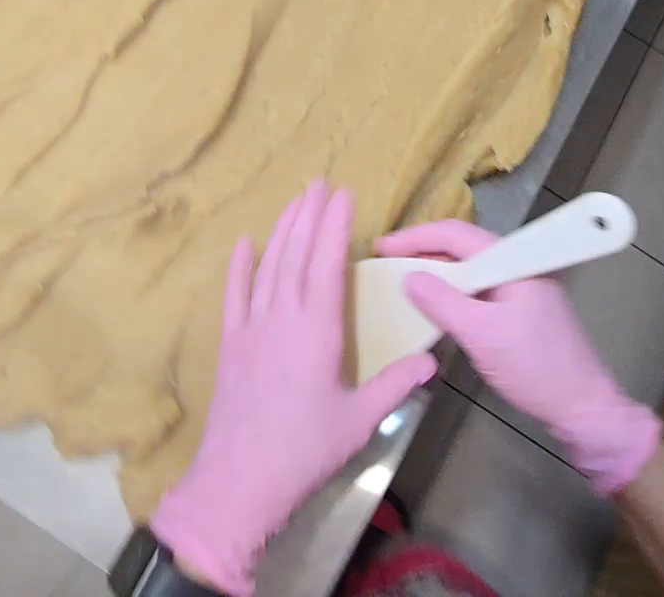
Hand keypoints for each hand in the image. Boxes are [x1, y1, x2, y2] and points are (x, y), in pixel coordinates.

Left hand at [152, 181, 437, 595]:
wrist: (239, 482)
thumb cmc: (305, 449)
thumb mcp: (360, 419)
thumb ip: (397, 385)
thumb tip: (432, 360)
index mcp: (318, 329)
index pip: (328, 263)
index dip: (336, 225)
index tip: (344, 193)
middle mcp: (284, 317)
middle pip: (297, 254)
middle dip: (310, 215)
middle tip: (320, 182)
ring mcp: (252, 327)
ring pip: (269, 265)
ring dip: (282, 230)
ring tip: (295, 200)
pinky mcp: (231, 343)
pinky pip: (234, 295)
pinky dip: (239, 266)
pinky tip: (243, 243)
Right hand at [375, 219, 660, 495]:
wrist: (584, 409)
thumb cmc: (536, 368)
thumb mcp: (482, 336)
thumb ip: (444, 303)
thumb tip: (409, 277)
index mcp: (513, 262)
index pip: (456, 234)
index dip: (416, 237)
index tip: (381, 247)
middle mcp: (517, 266)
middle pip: (462, 247)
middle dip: (422, 251)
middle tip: (384, 262)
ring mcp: (520, 287)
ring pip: (470, 269)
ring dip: (437, 272)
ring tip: (400, 279)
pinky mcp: (520, 309)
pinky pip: (478, 290)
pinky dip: (453, 293)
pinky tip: (433, 305)